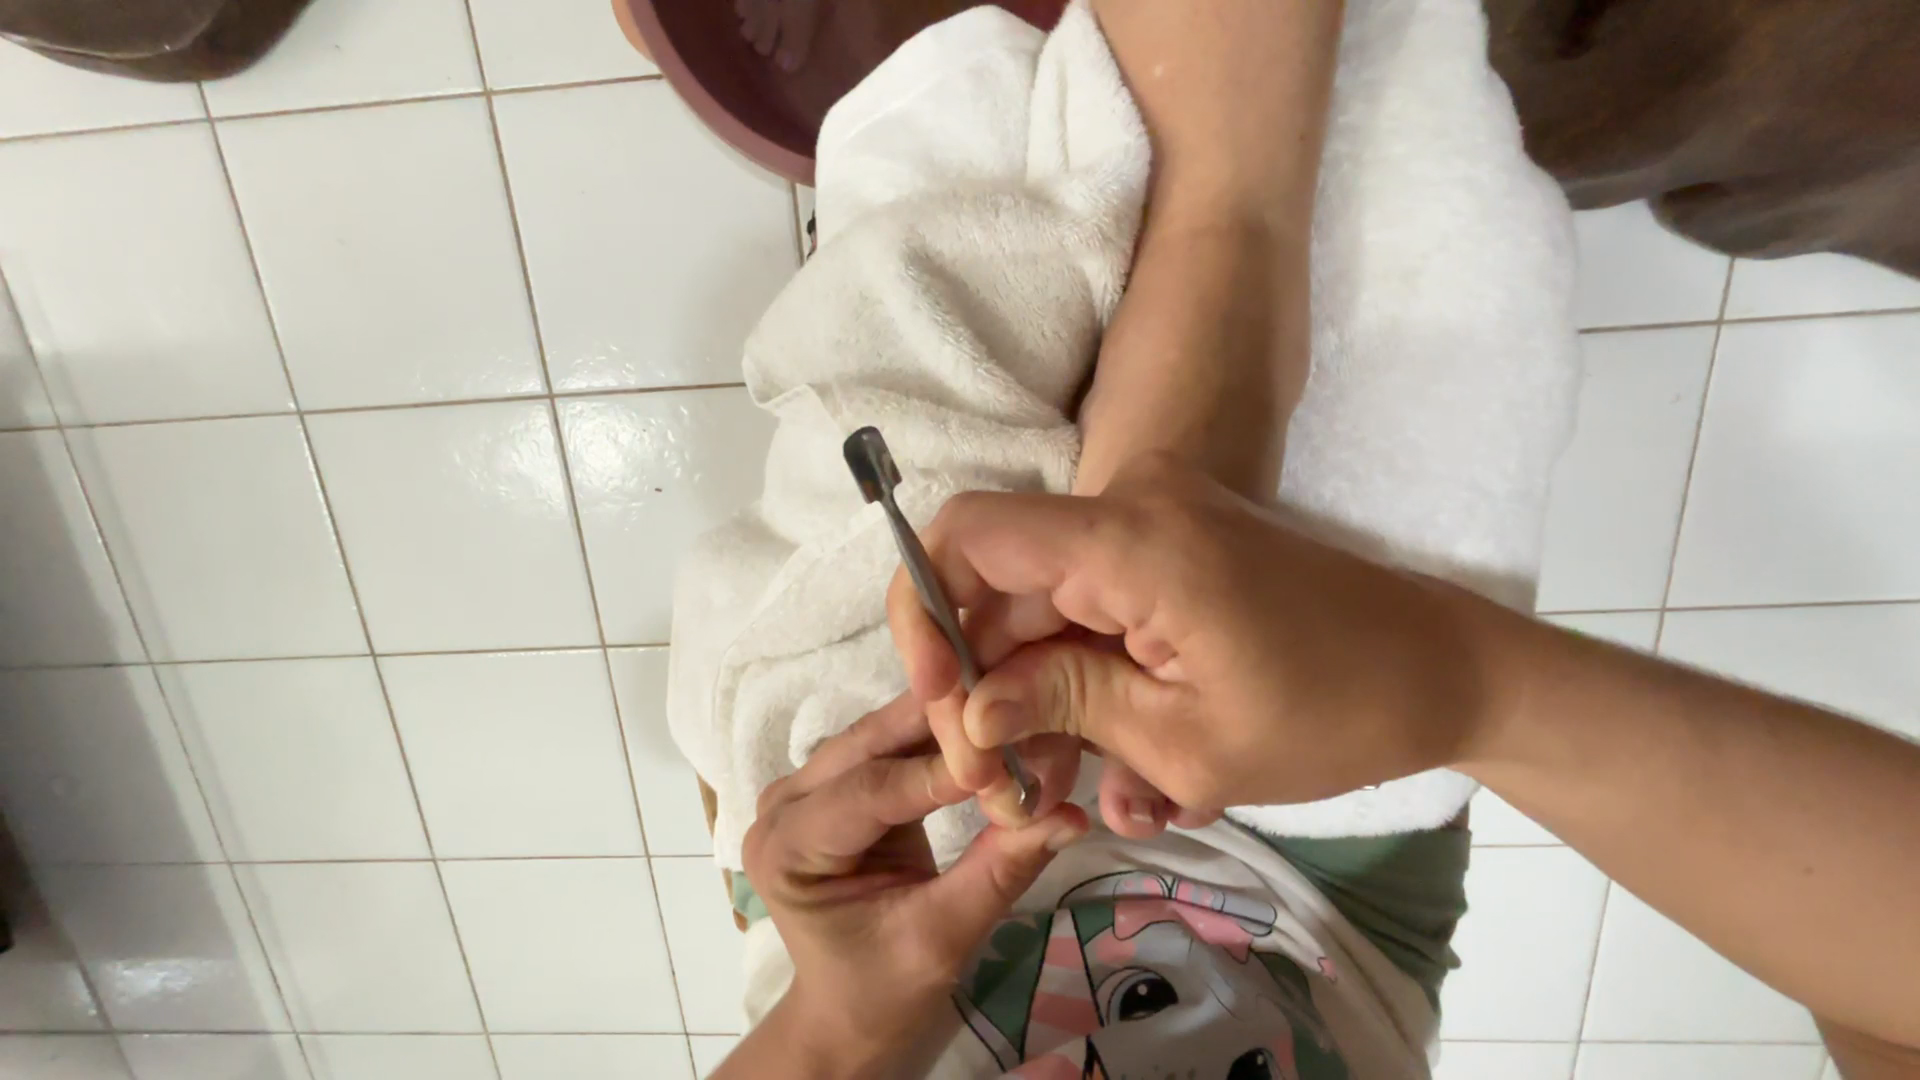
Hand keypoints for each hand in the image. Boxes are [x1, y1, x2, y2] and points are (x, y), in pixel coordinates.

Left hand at [738, 696, 1088, 1076]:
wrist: (852, 1007)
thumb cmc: (886, 988)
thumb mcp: (944, 937)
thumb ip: (999, 870)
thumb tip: (1071, 815)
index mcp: (788, 850)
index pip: (869, 791)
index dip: (939, 770)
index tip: (1008, 758)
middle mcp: (785, 803)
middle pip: (870, 745)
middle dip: (941, 724)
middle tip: (1013, 705)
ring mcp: (806, 785)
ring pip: (881, 733)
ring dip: (942, 720)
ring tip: (1005, 707)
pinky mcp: (834, 779)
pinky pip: (888, 744)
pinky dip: (936, 735)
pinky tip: (981, 725)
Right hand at [887, 456, 1503, 813]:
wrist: (1440, 668)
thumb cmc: (1330, 711)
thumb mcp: (1184, 740)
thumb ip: (1060, 706)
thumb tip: (966, 711)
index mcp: (1129, 539)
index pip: (968, 533)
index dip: (923, 607)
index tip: (937, 697)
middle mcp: (1126, 507)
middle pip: (996, 586)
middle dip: (979, 684)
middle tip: (997, 782)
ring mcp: (1144, 525)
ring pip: (1036, 607)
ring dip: (1028, 692)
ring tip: (1051, 789)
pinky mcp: (1160, 552)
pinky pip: (1082, 608)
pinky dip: (1071, 675)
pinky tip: (1098, 758)